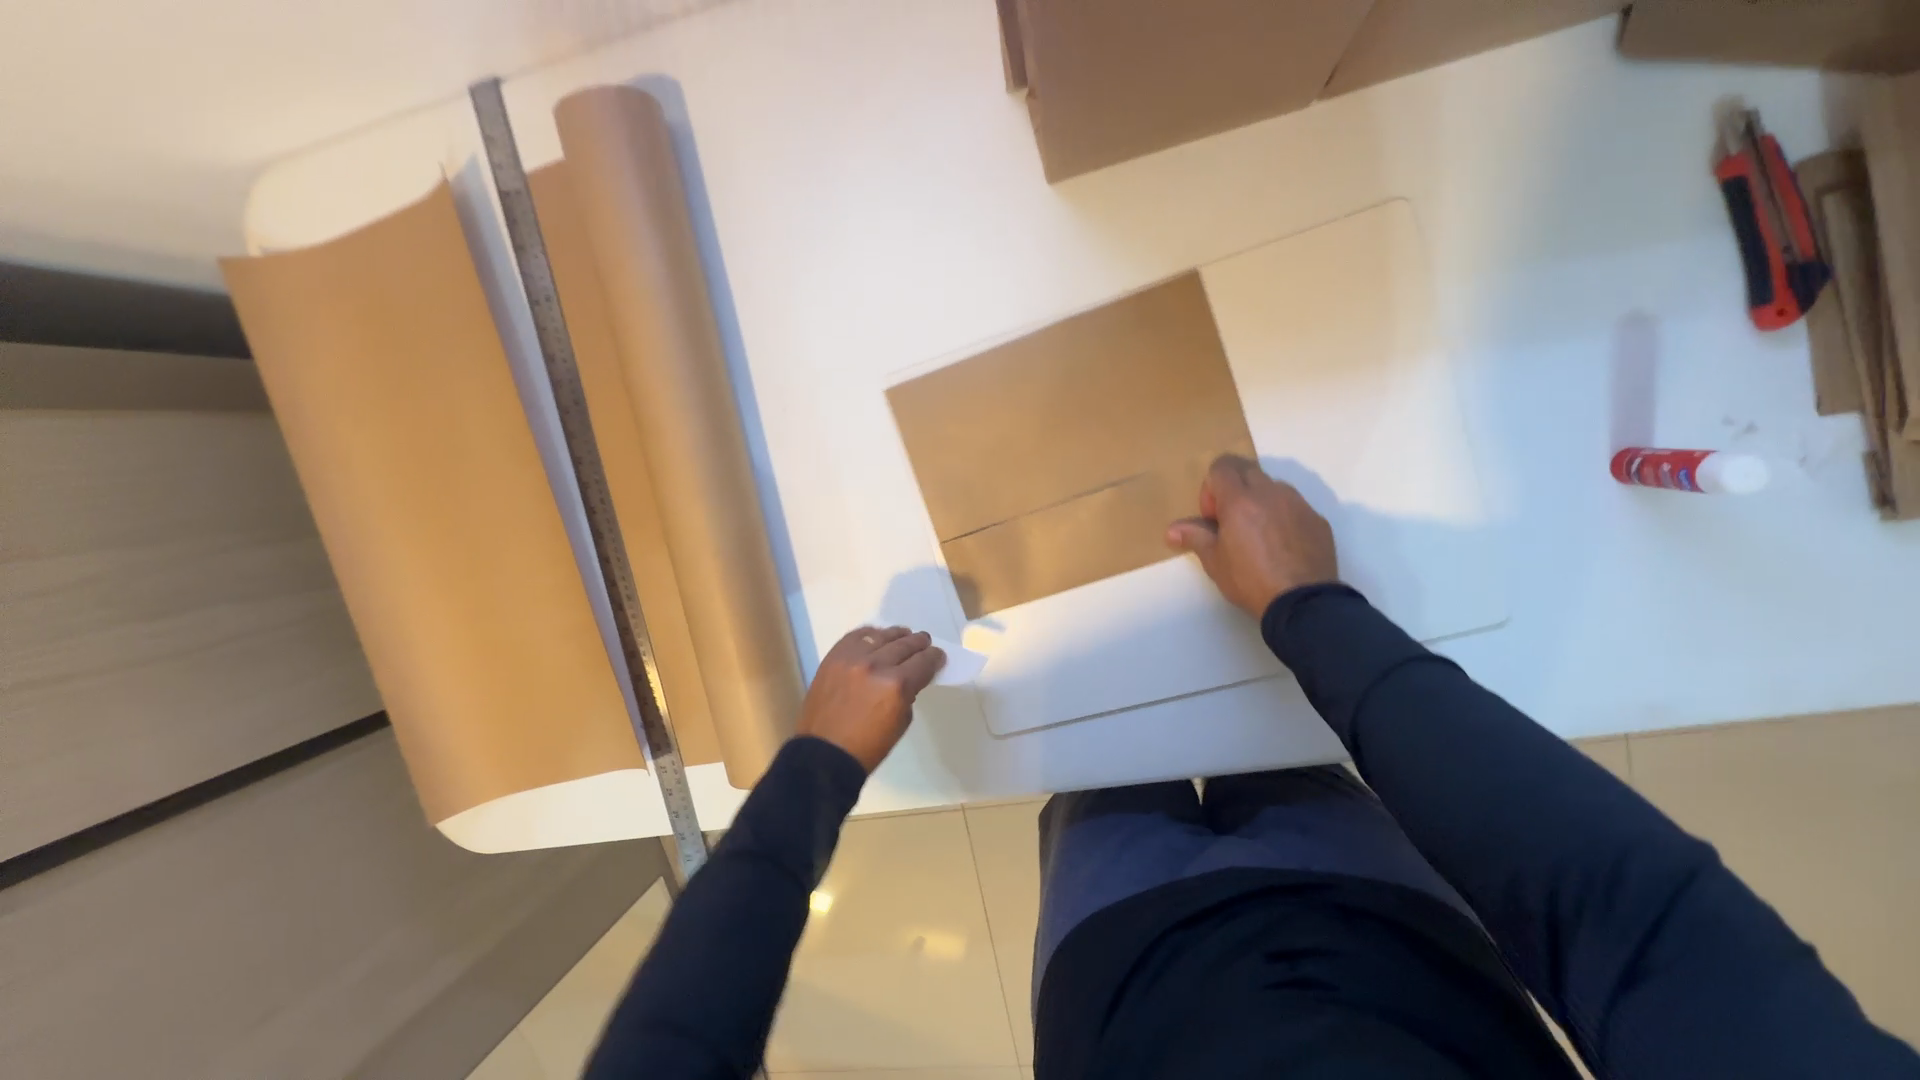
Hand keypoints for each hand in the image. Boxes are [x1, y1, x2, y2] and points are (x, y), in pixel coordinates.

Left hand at [797, 626, 946, 771]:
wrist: (825, 753)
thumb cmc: (868, 746)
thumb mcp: (901, 722)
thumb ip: (909, 694)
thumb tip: (910, 678)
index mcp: (897, 685)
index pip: (924, 662)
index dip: (935, 658)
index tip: (938, 656)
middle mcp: (877, 665)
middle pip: (906, 645)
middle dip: (920, 644)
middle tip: (925, 642)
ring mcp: (852, 658)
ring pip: (882, 636)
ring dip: (897, 635)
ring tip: (904, 635)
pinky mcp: (834, 657)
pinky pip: (856, 636)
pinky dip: (870, 634)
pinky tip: (877, 636)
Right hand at [1166, 455, 1338, 617]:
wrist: (1303, 602)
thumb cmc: (1250, 580)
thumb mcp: (1214, 562)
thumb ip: (1194, 537)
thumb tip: (1172, 530)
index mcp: (1240, 500)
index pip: (1221, 466)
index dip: (1211, 488)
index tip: (1213, 517)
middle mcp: (1270, 492)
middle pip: (1247, 470)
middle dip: (1234, 488)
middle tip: (1231, 523)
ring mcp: (1298, 503)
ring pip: (1272, 487)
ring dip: (1259, 501)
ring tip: (1258, 536)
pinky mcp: (1317, 519)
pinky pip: (1294, 506)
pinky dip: (1282, 516)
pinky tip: (1282, 547)